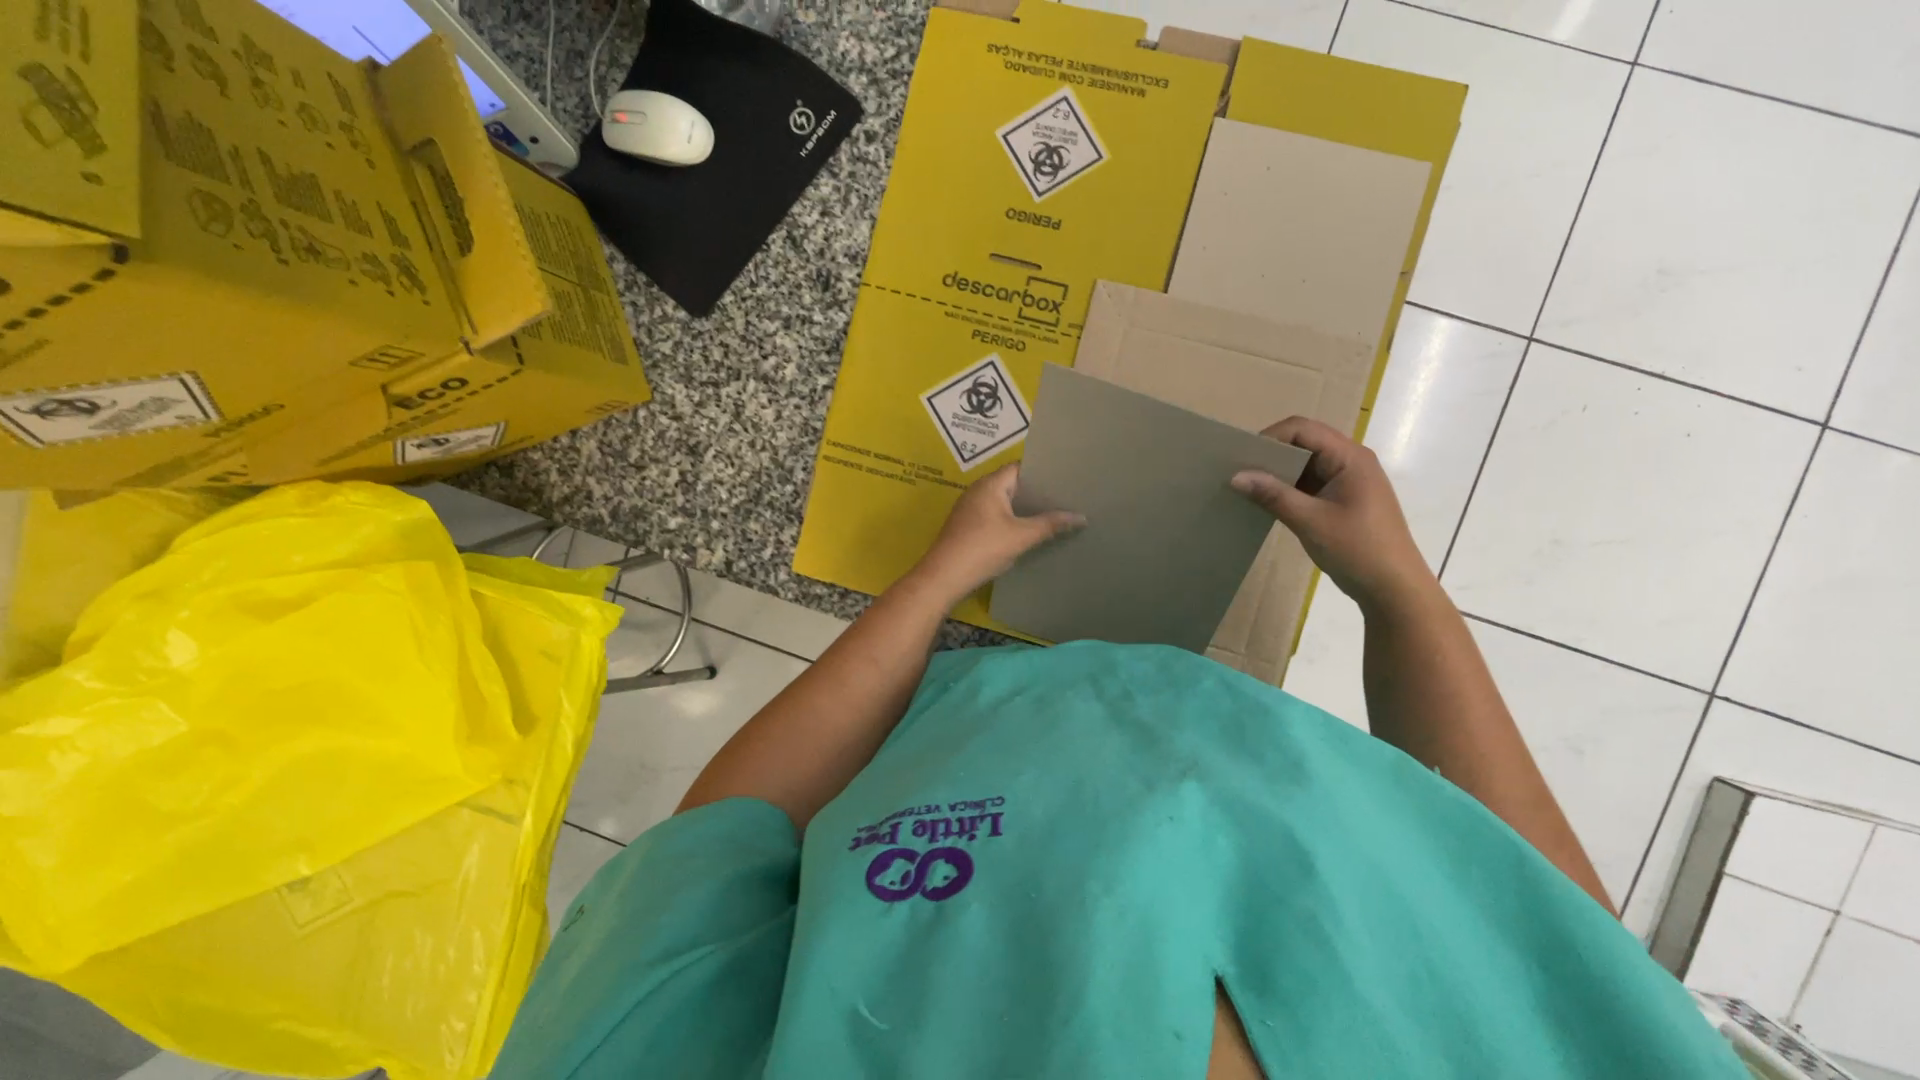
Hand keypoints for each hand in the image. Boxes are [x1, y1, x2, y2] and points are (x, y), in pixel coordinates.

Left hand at [907, 464, 1082, 604]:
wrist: (944, 577)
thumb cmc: (983, 549)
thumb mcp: (1021, 536)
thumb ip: (1050, 524)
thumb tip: (1080, 517)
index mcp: (990, 484)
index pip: (1020, 468)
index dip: (1042, 471)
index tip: (1065, 477)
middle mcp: (978, 491)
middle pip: (1012, 484)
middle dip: (1036, 491)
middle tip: (1065, 496)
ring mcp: (971, 510)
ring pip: (1004, 503)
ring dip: (1024, 508)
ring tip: (1053, 513)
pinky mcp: (968, 527)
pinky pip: (996, 517)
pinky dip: (1013, 520)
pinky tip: (1029, 531)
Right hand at [1230, 417, 1436, 612]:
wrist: (1394, 588)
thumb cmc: (1357, 550)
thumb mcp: (1310, 521)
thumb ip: (1273, 495)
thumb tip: (1236, 476)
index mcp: (1350, 457)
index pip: (1302, 429)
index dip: (1270, 438)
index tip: (1241, 458)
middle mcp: (1351, 461)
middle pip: (1304, 442)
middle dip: (1271, 454)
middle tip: (1239, 472)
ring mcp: (1349, 481)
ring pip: (1306, 464)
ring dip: (1279, 473)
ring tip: (1248, 488)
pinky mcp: (1344, 499)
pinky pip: (1311, 483)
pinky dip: (1289, 489)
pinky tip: (1267, 503)